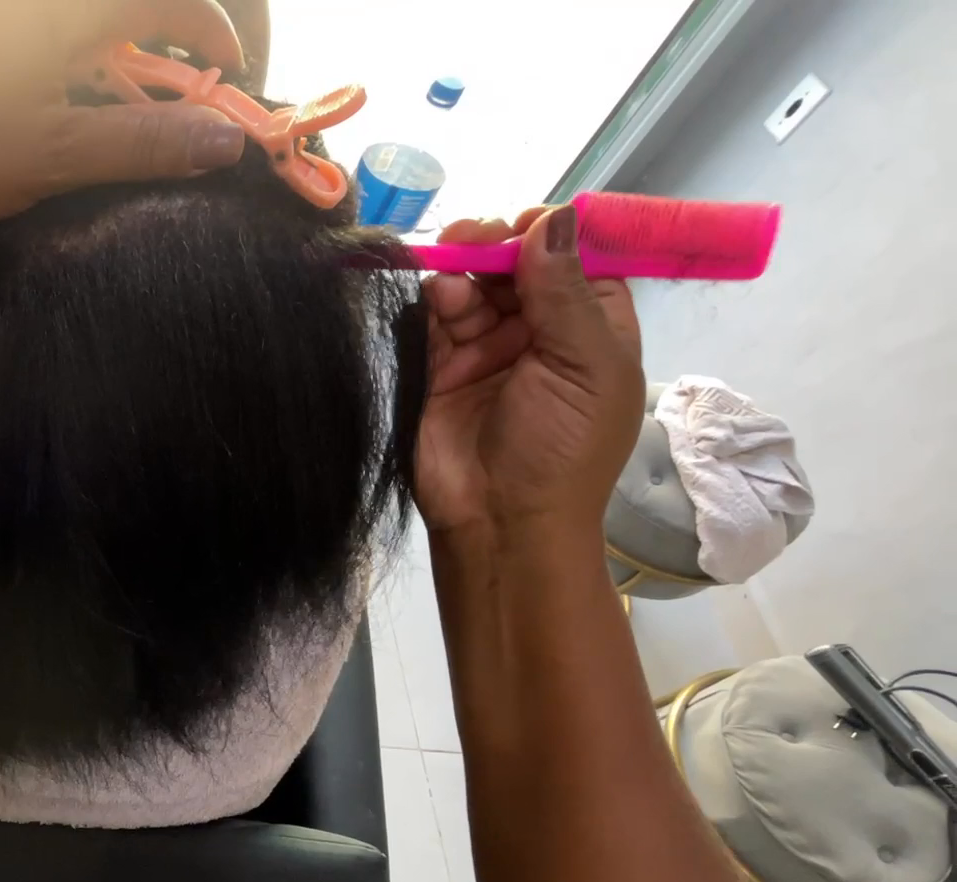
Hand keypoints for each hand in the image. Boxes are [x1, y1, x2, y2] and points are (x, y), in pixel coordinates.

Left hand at [0, 0, 249, 225]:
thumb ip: (143, 143)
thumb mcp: (57, 156)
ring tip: (119, 87)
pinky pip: (34, 15)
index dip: (214, 34)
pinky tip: (54, 77)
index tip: (229, 78)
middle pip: (125, 0)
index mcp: (62, 4)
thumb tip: (225, 141)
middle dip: (168, 26)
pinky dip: (67, 35)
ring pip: (79, 10)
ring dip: (116, 35)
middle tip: (180, 78)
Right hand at [415, 206, 645, 537]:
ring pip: (475, 287)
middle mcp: (540, 333)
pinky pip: (438, 321)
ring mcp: (486, 350)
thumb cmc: (562, 447)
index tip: (533, 223)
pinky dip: (436, 299)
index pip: (579, 260)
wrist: (498, 517)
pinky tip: (437, 292)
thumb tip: (555, 217)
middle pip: (520, 267)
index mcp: (592, 328)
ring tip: (452, 258)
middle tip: (477, 235)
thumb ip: (564, 292)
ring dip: (465, 267)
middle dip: (501, 244)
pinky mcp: (439, 369)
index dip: (557, 235)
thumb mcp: (584, 365)